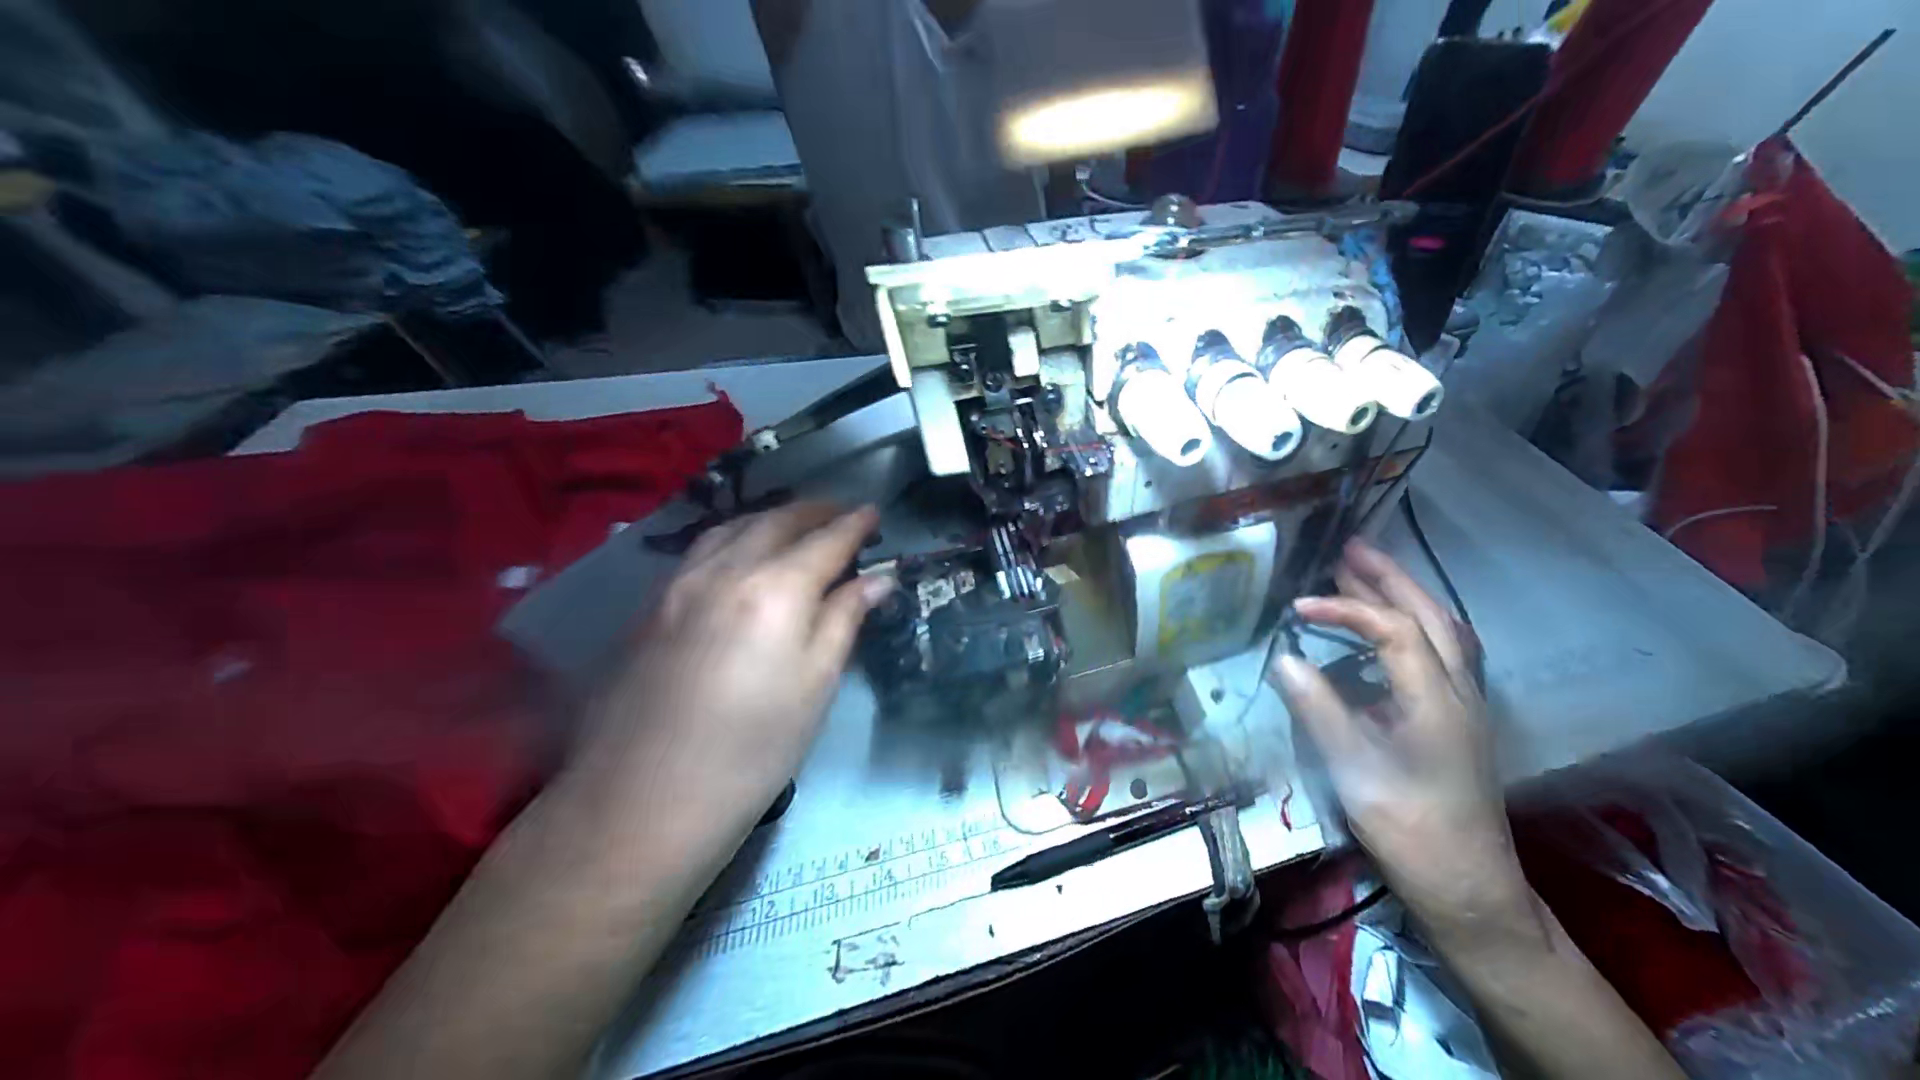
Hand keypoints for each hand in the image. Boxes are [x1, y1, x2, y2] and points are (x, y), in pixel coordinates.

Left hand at [569, 502, 893, 826]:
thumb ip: (844, 620)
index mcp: (775, 590)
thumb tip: (877, 579)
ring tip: (793, 524)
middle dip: (813, 511)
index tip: (874, 511)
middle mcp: (725, 570)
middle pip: (776, 522)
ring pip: (731, 527)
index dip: (854, 524)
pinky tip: (739, 553)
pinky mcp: (652, 604)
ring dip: (770, 518)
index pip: (825, 541)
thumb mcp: (815, 686)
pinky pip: (701, 549)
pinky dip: (733, 536)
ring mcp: (680, 583)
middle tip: (841, 511)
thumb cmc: (752, 750)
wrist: (644, 800)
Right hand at [1269, 539, 1532, 944]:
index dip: (1346, 609)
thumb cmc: (1410, 828)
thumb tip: (1283, 658)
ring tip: (1364, 570)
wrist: (1467, 886)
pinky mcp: (1454, 719)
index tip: (1298, 607)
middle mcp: (1460, 691)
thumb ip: (1319, 709)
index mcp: (1438, 699)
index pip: (1392, 630)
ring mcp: (1463, 704)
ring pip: (1442, 631)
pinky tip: (1385, 630)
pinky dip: (1412, 624)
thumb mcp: (1354, 769)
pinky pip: (1440, 652)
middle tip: (1348, 547)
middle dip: (1389, 578)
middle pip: (1430, 616)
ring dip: (1404, 595)